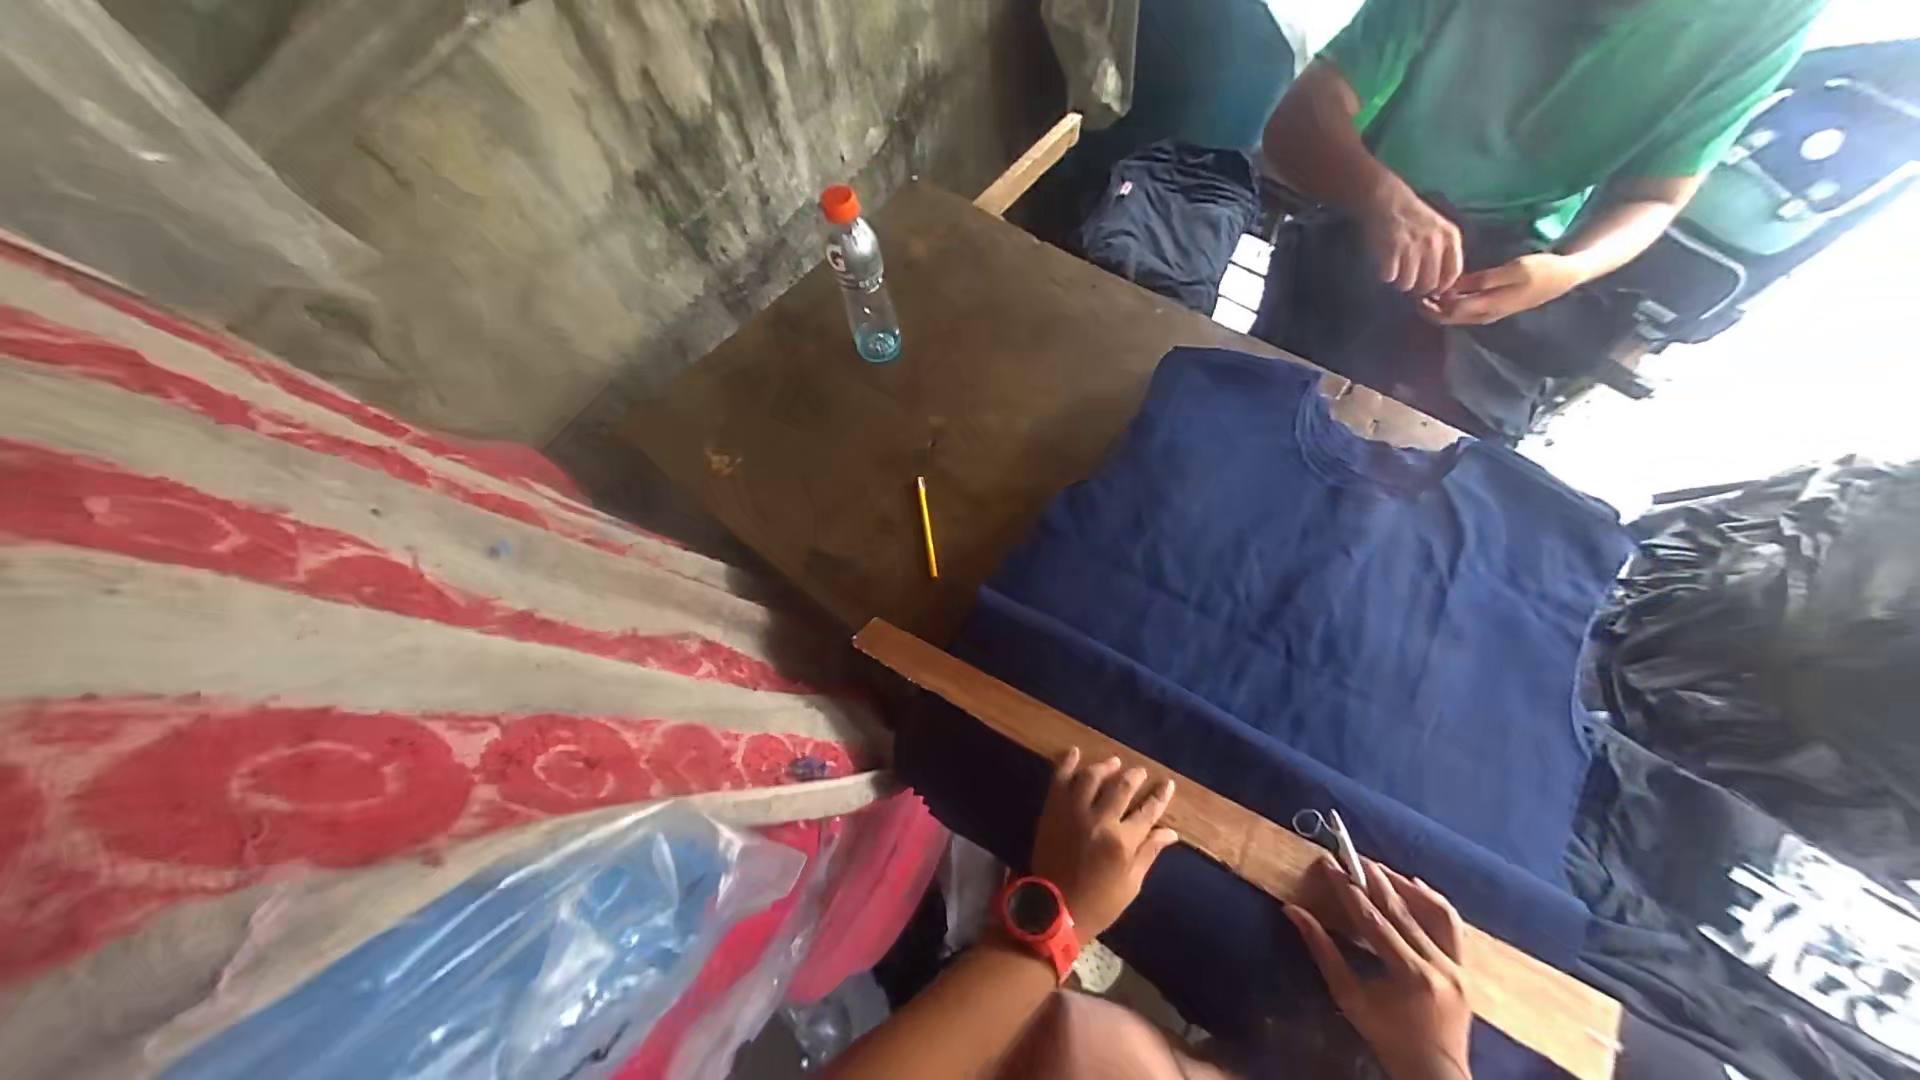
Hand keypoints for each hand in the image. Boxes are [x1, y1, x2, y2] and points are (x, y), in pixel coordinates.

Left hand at [1031, 748, 1178, 943]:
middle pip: (1122, 787)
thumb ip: (1149, 852)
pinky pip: (1060, 779)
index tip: (1167, 783)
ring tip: (1114, 762)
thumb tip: (1171, 832)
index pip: (1148, 811)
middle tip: (1140, 772)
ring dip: (1105, 766)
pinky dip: (1067, 763)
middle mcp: (1100, 821)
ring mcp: (1074, 812)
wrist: (1054, 909)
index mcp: (1123, 842)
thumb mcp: (1131, 884)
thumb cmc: (1098, 902)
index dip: (1160, 796)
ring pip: (1092, 777)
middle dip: (1134, 776)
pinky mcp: (1053, 810)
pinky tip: (1075, 752)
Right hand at [1285, 858, 1472, 1079]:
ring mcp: (1458, 967)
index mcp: (1409, 974)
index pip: (1372, 918)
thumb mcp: (1348, 995)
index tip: (1328, 863)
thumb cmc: (1385, 1035)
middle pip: (1401, 910)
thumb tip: (1293, 910)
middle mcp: (1439, 966)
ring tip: (1379, 868)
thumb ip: (1322, 950)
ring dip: (1403, 885)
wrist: (1434, 1074)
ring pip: (1434, 912)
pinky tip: (1415, 886)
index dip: (1347, 888)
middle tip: (1350, 856)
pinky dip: (1433, 902)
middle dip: (1372, 879)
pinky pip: (1452, 926)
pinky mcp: (1466, 969)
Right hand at [1358, 179, 1464, 295]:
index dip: (1440, 287)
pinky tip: (1386, 266)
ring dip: (1401, 283)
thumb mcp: (1437, 232)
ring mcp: (1412, 246)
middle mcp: (1434, 242)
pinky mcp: (1391, 249)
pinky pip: (1389, 276)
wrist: (1388, 202)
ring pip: (1408, 283)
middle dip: (1418, 289)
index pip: (1452, 273)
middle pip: (1429, 283)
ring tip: (1397, 274)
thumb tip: (1438, 284)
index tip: (1430, 291)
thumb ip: (1442, 253)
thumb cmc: (1412, 219)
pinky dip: (1386, 276)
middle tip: (1410, 283)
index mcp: (1450, 238)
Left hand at [1423, 252, 1585, 325]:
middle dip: (1427, 308)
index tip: (1419, 288)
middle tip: (1415, 291)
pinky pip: (1459, 312)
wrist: (1565, 277)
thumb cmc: (1542, 270)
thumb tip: (1452, 287)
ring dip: (1435, 307)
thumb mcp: (1514, 269)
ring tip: (1424, 290)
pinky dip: (1446, 305)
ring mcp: (1484, 315)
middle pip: (1444, 318)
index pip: (1448, 312)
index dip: (1430, 303)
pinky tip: (1441, 292)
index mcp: (1487, 307)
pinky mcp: (1486, 310)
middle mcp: (1481, 316)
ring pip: (1450, 317)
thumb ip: (1482, 280)